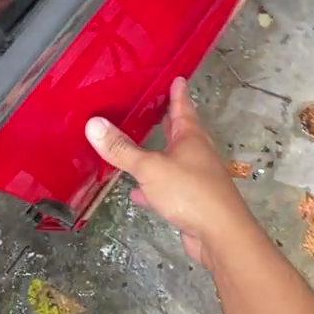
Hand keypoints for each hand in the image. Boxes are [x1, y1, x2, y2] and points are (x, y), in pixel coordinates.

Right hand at [86, 77, 263, 266]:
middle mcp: (197, 153)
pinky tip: (137, 193)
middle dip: (169, 120)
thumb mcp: (150, 168)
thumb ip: (121, 149)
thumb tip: (93, 124)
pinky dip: (153, 186)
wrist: (221, 235)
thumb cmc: (190, 192)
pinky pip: (168, 187)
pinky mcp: (192, 202)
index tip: (177, 78)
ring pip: (174, 159)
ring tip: (141, 145)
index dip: (178, 93)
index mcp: (190, 137)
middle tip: (154, 106)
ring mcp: (196, 178)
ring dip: (160, 152)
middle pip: (181, 132)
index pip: (183, 107)